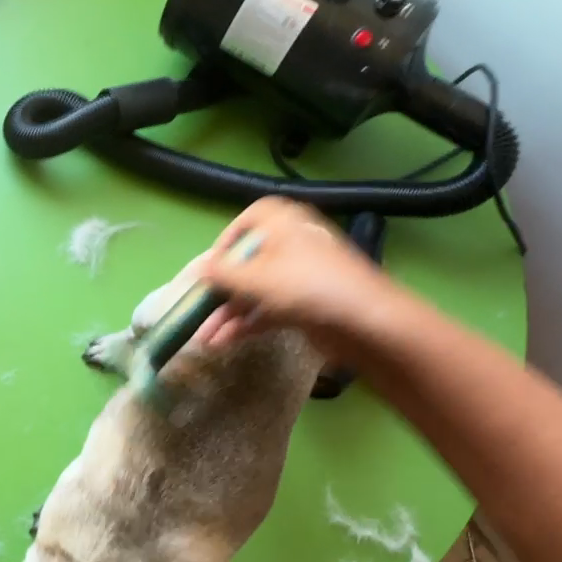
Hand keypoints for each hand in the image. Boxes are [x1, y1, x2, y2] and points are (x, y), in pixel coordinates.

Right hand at [194, 196, 403, 351]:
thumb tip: (198, 269)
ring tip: (204, 339)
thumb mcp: (255, 277)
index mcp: (284, 225)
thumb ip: (221, 273)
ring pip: (253, 291)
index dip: (227, 239)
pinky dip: (245, 325)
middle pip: (246, 262)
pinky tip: (222, 343)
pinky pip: (266, 311)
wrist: (364, 322)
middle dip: (219, 290)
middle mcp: (291, 246)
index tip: (210, 265)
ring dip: (227, 314)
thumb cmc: (307, 286)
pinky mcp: (304, 305)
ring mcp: (298, 278)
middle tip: (196, 309)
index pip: (251, 218)